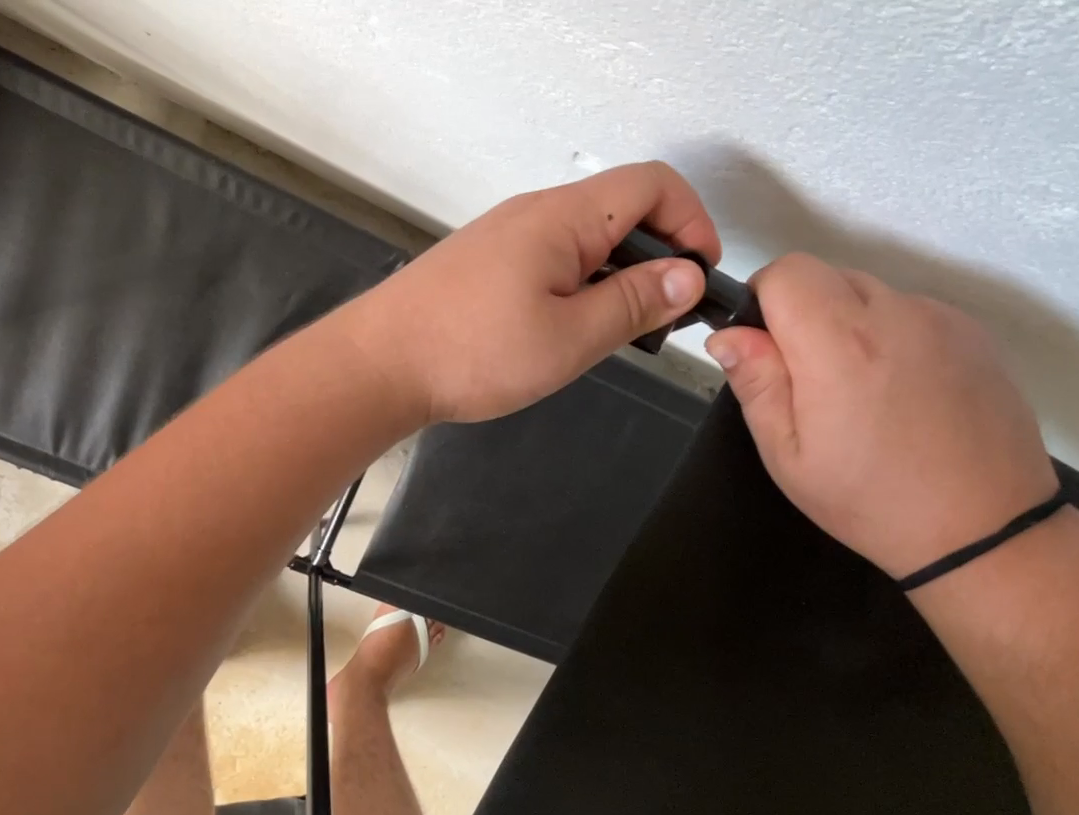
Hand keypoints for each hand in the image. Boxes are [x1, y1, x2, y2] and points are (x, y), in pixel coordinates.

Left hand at [336, 162, 716, 423]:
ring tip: (613, 335)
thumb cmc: (474, 353)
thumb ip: (635, 303)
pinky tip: (564, 333)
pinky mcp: (483, 265)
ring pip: (584, 241)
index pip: (653, 184)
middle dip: (655, 258)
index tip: (699, 280)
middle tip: (658, 321)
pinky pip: (549, 261)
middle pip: (620, 211)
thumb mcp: (570, 337)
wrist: (379, 366)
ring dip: (614, 278)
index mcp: (564, 217)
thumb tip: (689, 275)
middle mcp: (534, 213)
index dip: (692, 223)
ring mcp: (503, 237)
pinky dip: (576, 287)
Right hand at [705, 254, 1058, 579]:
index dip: (762, 299)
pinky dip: (889, 337)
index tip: (763, 347)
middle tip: (806, 384)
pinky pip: (910, 313)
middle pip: (827, 275)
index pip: (787, 271)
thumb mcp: (787, 454)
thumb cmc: (869, 499)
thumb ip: (756, 383)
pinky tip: (898, 394)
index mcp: (841, 342)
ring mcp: (942, 318)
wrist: (982, 525)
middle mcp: (896, 313)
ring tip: (857, 394)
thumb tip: (729, 334)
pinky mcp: (973, 332)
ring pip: (870, 293)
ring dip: (847, 325)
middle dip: (801, 314)